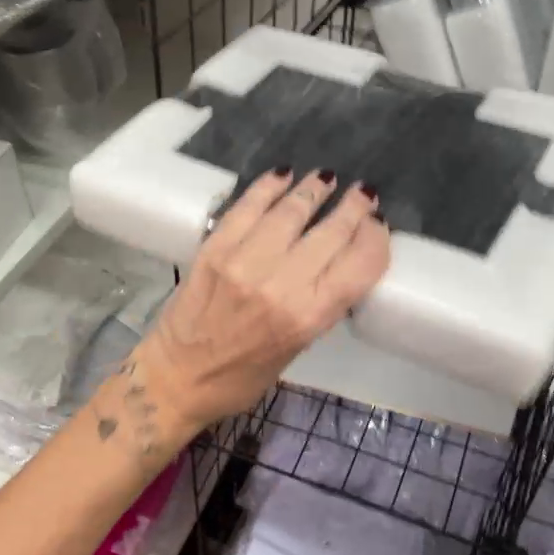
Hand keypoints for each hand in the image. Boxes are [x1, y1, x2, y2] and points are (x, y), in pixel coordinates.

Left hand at [130, 168, 390, 434]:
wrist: (176, 378)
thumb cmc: (241, 377)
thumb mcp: (295, 350)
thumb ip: (318, 307)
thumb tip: (337, 265)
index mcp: (307, 319)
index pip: (360, 264)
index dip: (375, 238)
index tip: (377, 225)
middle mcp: (280, 286)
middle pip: (331, 233)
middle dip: (353, 208)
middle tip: (362, 194)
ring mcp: (243, 263)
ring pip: (291, 211)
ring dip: (313, 189)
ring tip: (324, 179)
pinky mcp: (213, 249)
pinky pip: (247, 207)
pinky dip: (268, 187)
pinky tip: (283, 176)